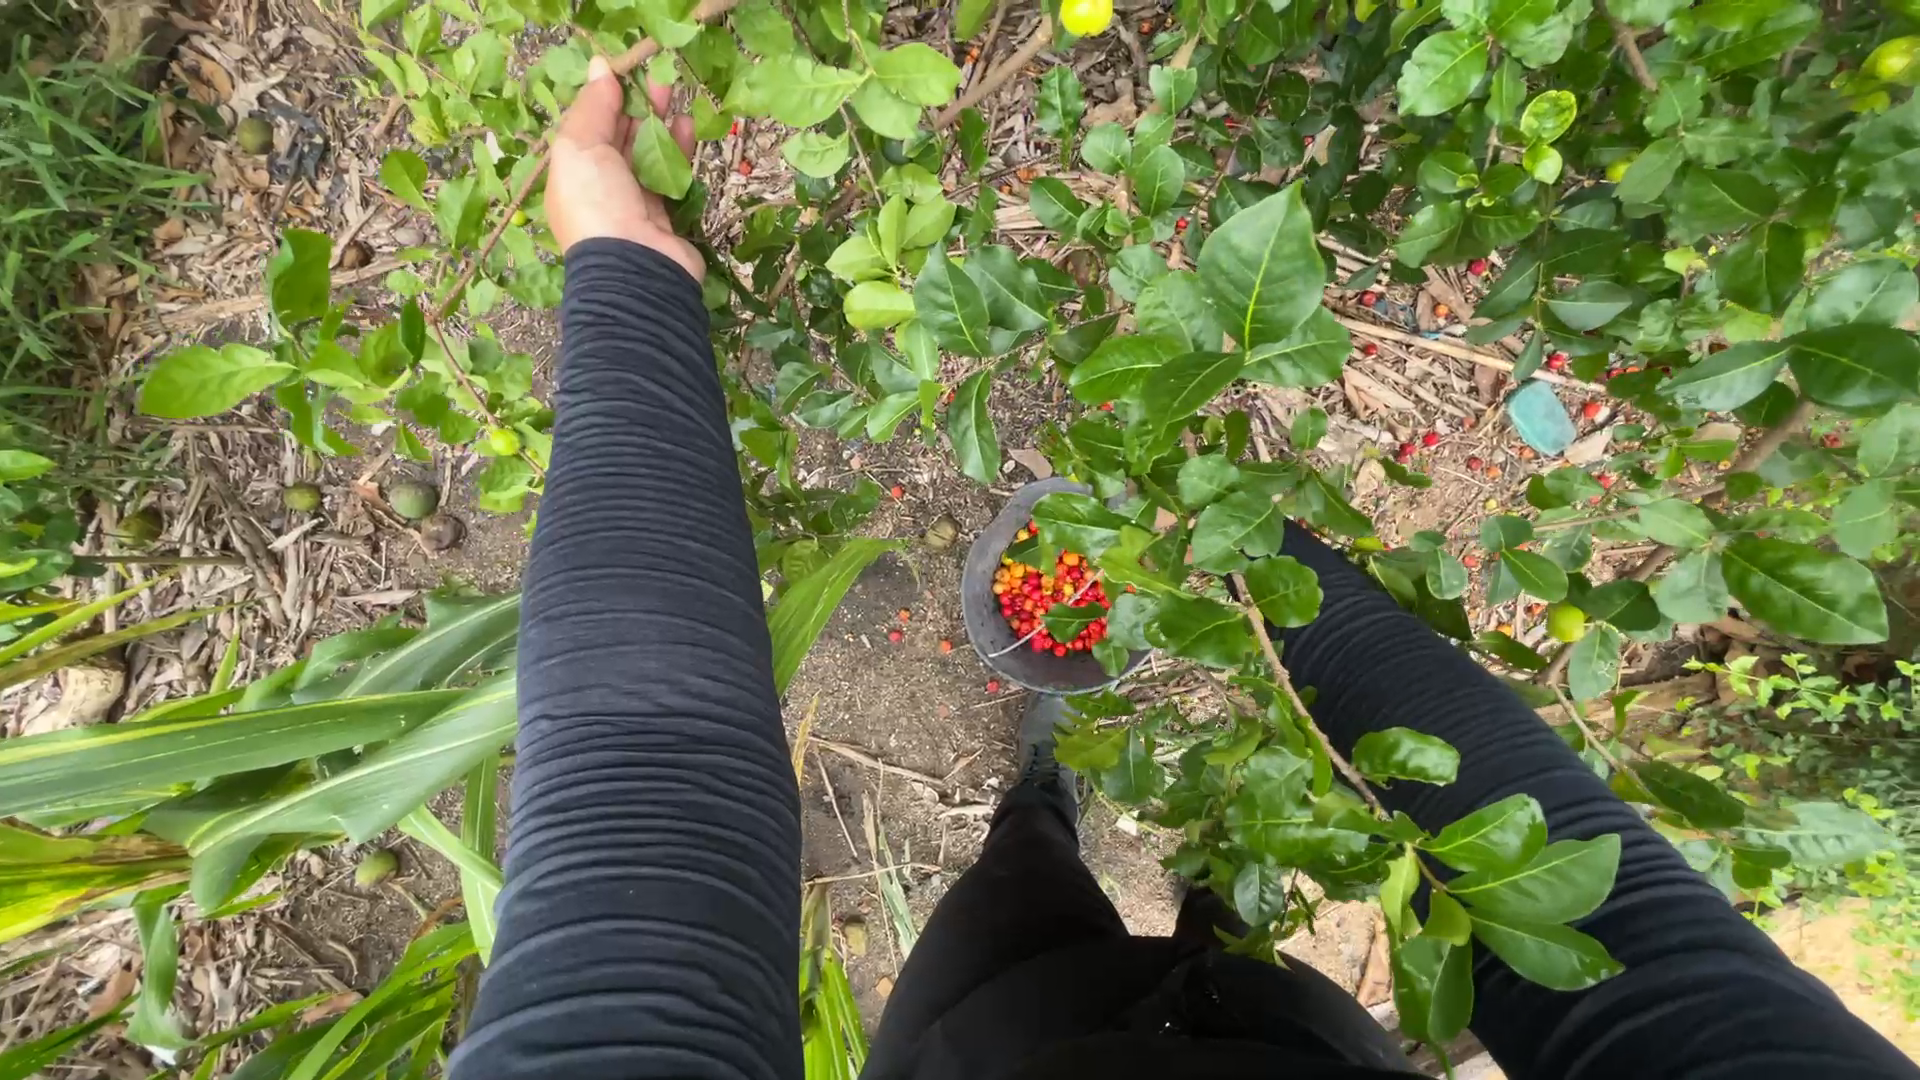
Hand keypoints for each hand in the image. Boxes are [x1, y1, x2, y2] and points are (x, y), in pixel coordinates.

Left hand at [547, 56, 703, 282]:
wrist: (636, 269)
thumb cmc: (598, 204)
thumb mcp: (581, 146)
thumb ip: (593, 107)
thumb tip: (602, 67)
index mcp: (570, 174)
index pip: (587, 127)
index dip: (605, 97)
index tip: (626, 72)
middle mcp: (601, 189)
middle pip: (619, 140)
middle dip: (637, 108)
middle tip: (657, 79)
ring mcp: (634, 205)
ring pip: (648, 157)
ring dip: (661, 126)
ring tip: (676, 96)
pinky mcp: (665, 219)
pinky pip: (671, 178)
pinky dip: (680, 153)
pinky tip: (688, 129)